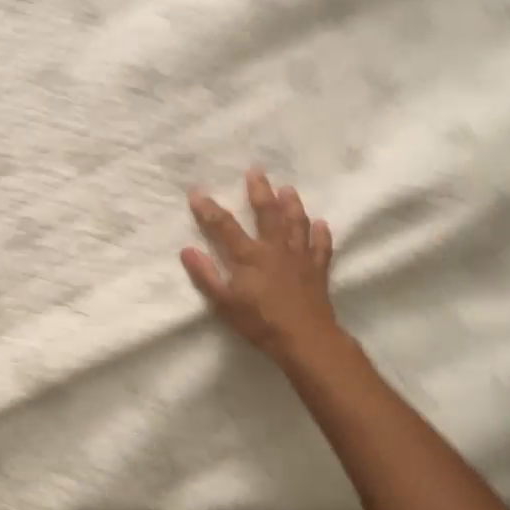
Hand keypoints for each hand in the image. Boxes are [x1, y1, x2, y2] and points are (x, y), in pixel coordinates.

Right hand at [181, 170, 341, 361]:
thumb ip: (205, 275)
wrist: (305, 339)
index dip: (209, 209)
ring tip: (288, 189)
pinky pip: (321, 247)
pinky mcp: (317, 270)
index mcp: (248, 256)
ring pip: (297, 224)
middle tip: (256, 171)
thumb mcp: (223, 303)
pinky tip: (321, 224)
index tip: (197, 192)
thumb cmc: (259, 323)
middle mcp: (275, 249)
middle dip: (259, 191)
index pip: (224, 226)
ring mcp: (299, 258)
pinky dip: (321, 234)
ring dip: (292, 205)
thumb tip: (187, 250)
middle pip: (267, 213)